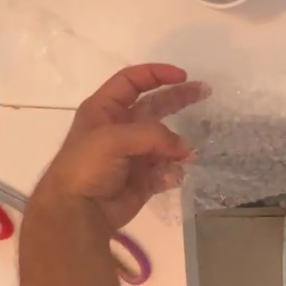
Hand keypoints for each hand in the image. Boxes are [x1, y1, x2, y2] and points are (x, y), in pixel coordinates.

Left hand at [34, 64, 209, 228]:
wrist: (79, 210)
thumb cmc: (87, 166)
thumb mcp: (114, 139)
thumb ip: (153, 135)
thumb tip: (186, 148)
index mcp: (105, 110)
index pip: (132, 81)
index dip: (156, 74)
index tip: (183, 76)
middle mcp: (121, 128)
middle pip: (156, 106)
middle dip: (179, 98)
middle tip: (205, 92)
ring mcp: (134, 154)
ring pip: (166, 142)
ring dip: (178, 146)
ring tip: (188, 154)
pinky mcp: (145, 178)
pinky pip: (167, 170)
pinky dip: (173, 172)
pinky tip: (171, 176)